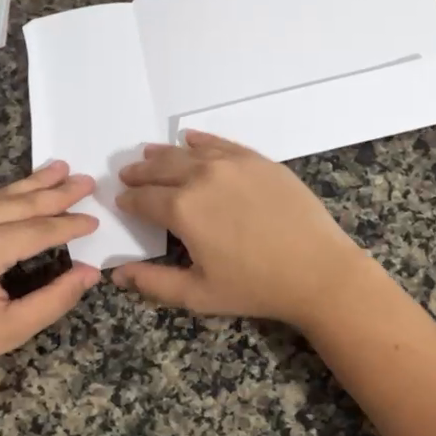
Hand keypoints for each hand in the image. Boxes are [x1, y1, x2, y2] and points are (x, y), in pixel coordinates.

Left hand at [0, 162, 101, 395]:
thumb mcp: (8, 330)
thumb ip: (55, 299)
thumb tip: (90, 272)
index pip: (37, 230)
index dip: (69, 226)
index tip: (96, 220)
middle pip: (17, 203)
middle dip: (55, 192)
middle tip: (86, 180)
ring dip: (29, 186)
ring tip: (58, 169)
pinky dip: (3, 198)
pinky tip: (18, 193)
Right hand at [112, 131, 376, 326]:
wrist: (317, 270)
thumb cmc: (256, 287)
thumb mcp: (199, 294)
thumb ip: (154, 283)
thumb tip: (118, 275)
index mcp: (182, 209)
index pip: (143, 199)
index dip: (128, 201)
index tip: (121, 201)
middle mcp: (203, 177)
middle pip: (162, 169)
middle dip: (141, 173)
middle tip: (129, 175)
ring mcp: (234, 164)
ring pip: (189, 153)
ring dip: (165, 155)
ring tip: (151, 155)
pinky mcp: (259, 161)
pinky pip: (221, 144)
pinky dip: (201, 142)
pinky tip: (191, 141)